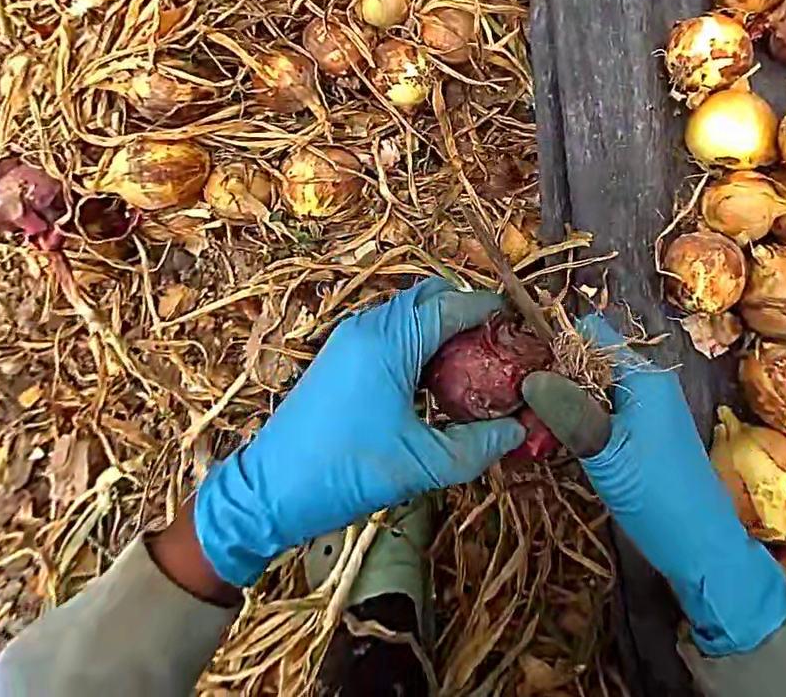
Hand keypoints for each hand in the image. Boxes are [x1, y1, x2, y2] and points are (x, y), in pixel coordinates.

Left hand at [192, 278, 526, 586]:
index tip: (520, 331)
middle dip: (469, 311)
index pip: (456, 304)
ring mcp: (352, 334)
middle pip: (433, 294)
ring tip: (468, 364)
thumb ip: (479, 445)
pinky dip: (420, 337)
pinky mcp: (342, 350)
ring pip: (412, 308)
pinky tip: (431, 377)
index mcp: (391, 340)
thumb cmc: (345, 472)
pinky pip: (393, 326)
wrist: (265, 492)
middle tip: (493, 347)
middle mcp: (371, 324)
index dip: (493, 311)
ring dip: (443, 324)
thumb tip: (520, 430)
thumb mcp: (422, 464)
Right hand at [524, 315, 785, 656]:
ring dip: (568, 395)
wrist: (703, 547)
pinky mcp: (646, 427)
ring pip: (597, 382)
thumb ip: (568, 409)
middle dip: (557, 369)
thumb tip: (530, 375)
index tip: (524, 360)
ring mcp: (648, 403)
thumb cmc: (656, 494)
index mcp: (642, 373)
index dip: (556, 338)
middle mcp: (647, 378)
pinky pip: (607, 405)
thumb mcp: (604, 452)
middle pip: (592, 354)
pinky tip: (561, 433)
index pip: (592, 329)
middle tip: (521, 392)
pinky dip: (583, 413)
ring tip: (533, 414)